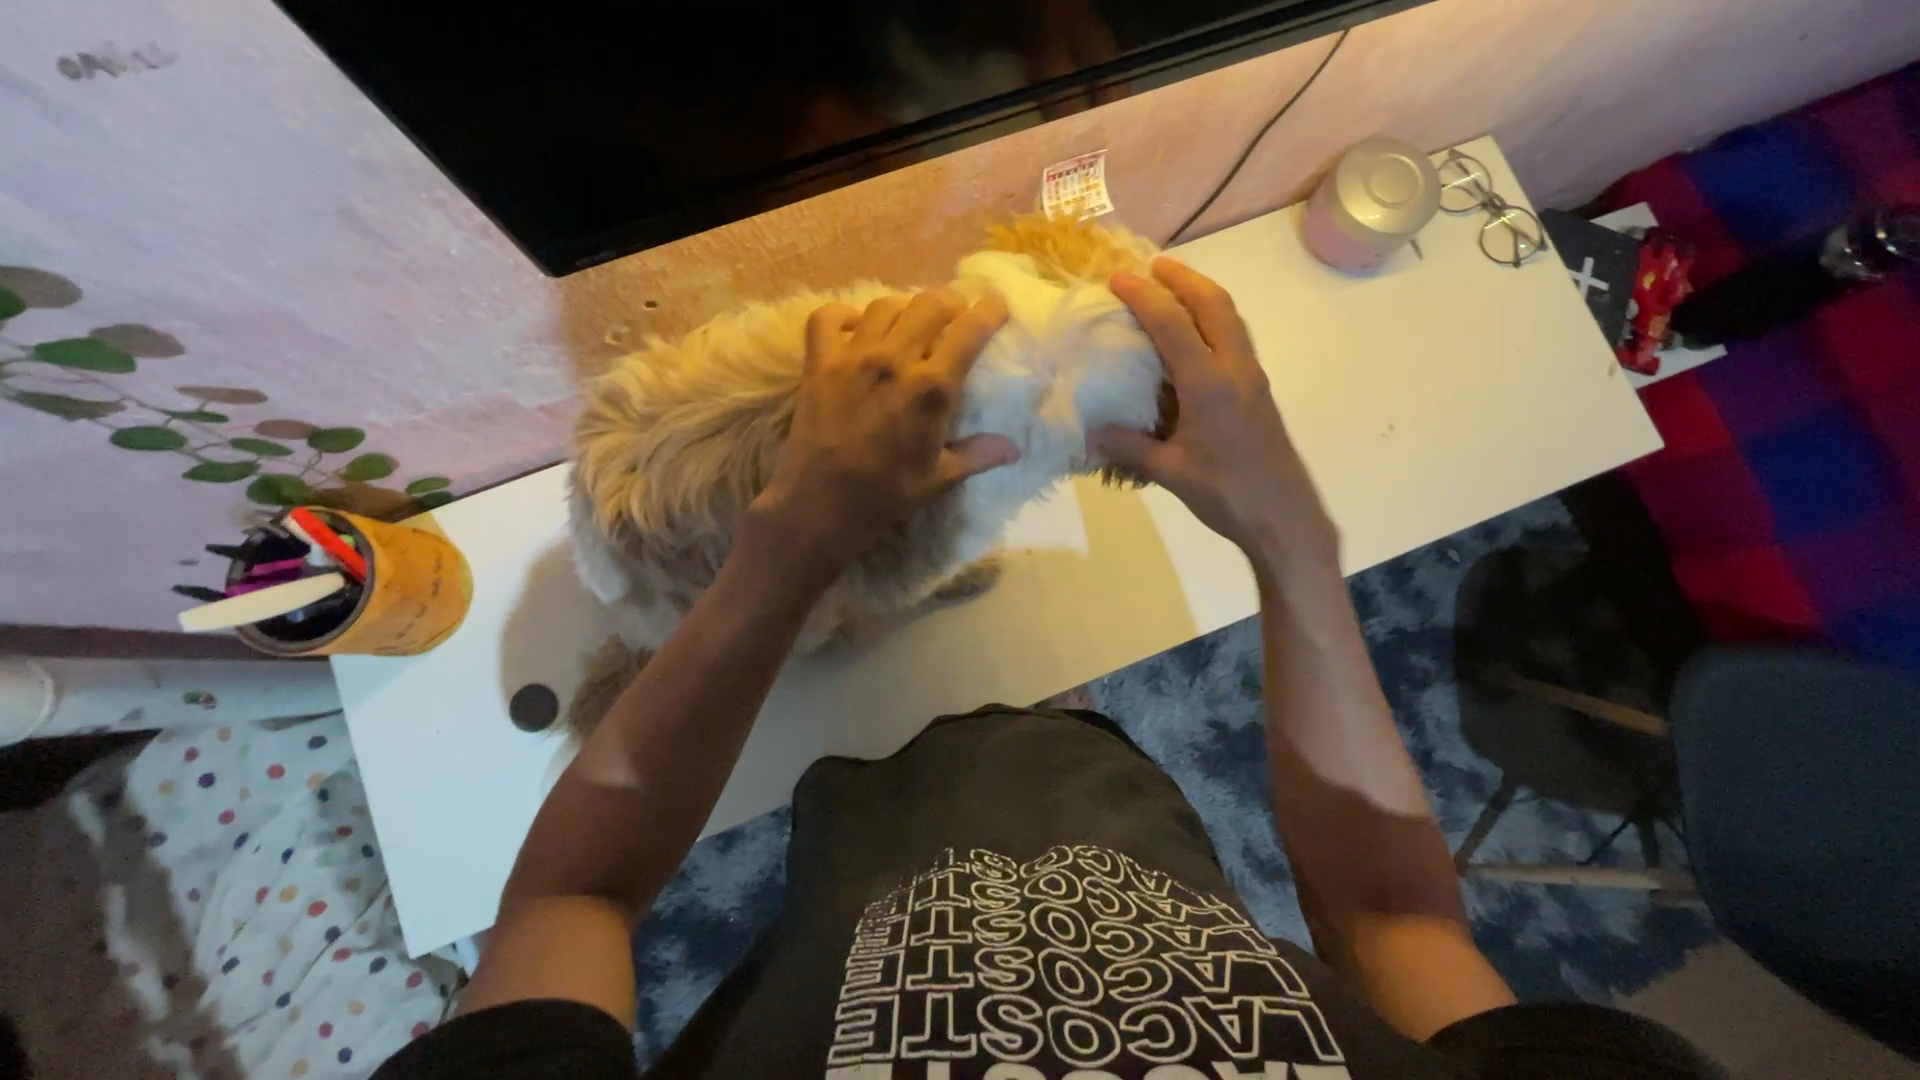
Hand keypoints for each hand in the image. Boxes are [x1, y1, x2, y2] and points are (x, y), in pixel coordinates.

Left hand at [749, 289, 1020, 569]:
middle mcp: (895, 360)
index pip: (969, 332)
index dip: (988, 311)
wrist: (821, 505)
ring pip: (884, 305)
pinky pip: (828, 317)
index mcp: (932, 388)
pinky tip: (855, 327)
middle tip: (953, 314)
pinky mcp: (818, 363)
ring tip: (909, 321)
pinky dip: (844, 314)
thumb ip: (979, 455)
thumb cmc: (886, 495)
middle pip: (929, 305)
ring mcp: (853, 357)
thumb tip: (1015, 449)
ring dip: (904, 308)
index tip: (996, 303)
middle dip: (948, 303)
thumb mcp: (939, 478)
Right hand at [1094, 258, 1337, 568]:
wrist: (1284, 516)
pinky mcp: (1258, 391)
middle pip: (1214, 304)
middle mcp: (1235, 370)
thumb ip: (1130, 447)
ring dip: (1203, 295)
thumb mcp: (1170, 472)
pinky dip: (1213, 320)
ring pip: (1231, 318)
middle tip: (1154, 266)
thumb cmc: (1227, 494)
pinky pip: (1235, 339)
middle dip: (1183, 278)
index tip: (1118, 278)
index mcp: (1210, 386)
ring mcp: (1252, 378)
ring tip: (1174, 288)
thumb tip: (1091, 430)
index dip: (1144, 297)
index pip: (1173, 326)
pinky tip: (1195, 336)